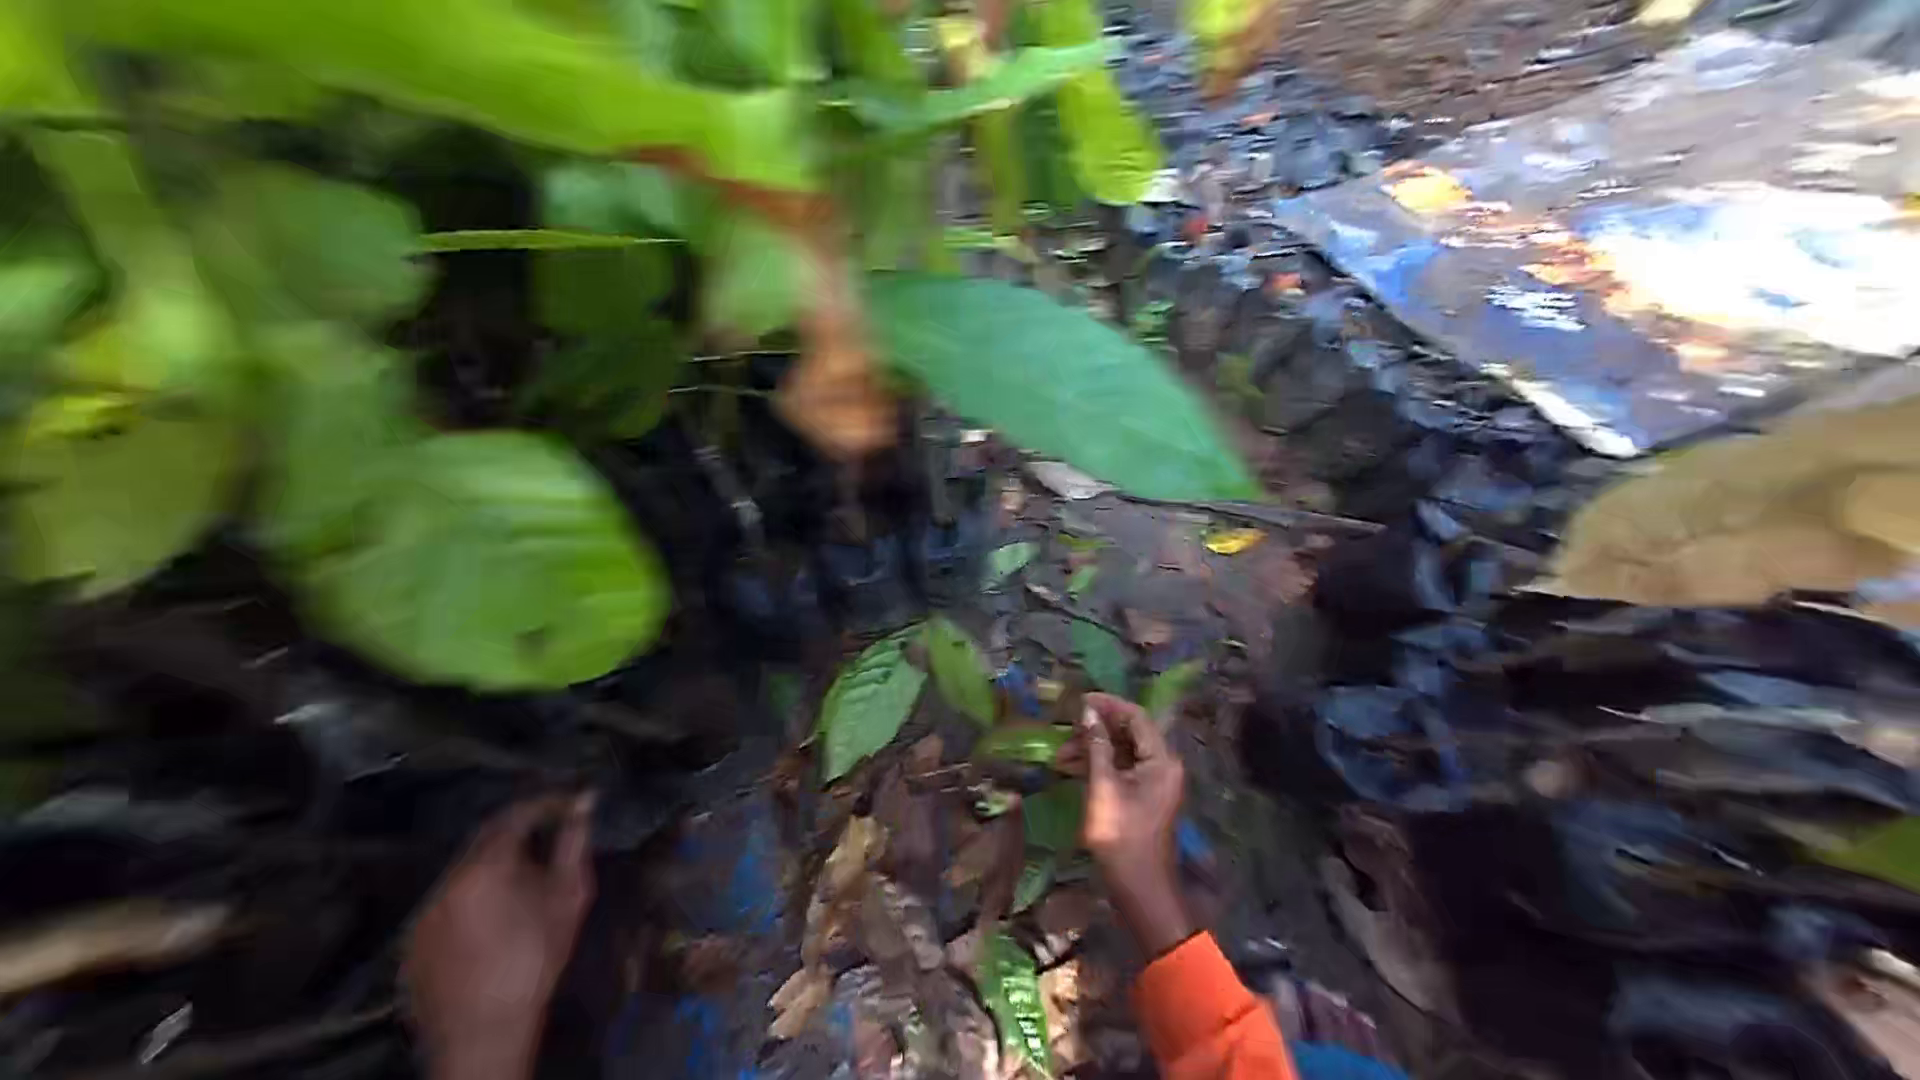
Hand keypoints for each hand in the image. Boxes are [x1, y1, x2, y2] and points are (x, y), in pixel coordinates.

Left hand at [403, 794, 595, 1079]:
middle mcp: (446, 882)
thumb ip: (575, 842)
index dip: (546, 804)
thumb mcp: (569, 895)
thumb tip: (585, 800)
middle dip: (520, 831)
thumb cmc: (537, 957)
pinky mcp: (412, 940)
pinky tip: (495, 913)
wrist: (486, 1031)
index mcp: (486, 867)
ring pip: (464, 869)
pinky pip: (447, 900)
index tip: (570, 805)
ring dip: (495, 862)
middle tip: (551, 836)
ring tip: (526, 876)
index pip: (515, 814)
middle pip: (485, 838)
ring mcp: (423, 913)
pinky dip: (473, 893)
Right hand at [1079, 693, 1193, 957]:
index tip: (1079, 700)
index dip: (1108, 705)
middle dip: (1096, 728)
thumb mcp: (1103, 785)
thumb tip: (1087, 712)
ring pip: (1122, 751)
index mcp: (1161, 759)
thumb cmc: (1120, 835)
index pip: (1136, 716)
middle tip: (1066, 726)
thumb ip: (1096, 745)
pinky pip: (1121, 769)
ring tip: (1060, 753)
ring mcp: (1154, 782)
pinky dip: (1098, 765)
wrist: (1138, 888)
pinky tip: (1070, 767)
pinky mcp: (1143, 796)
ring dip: (1093, 748)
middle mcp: (1163, 765)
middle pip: (1129, 732)